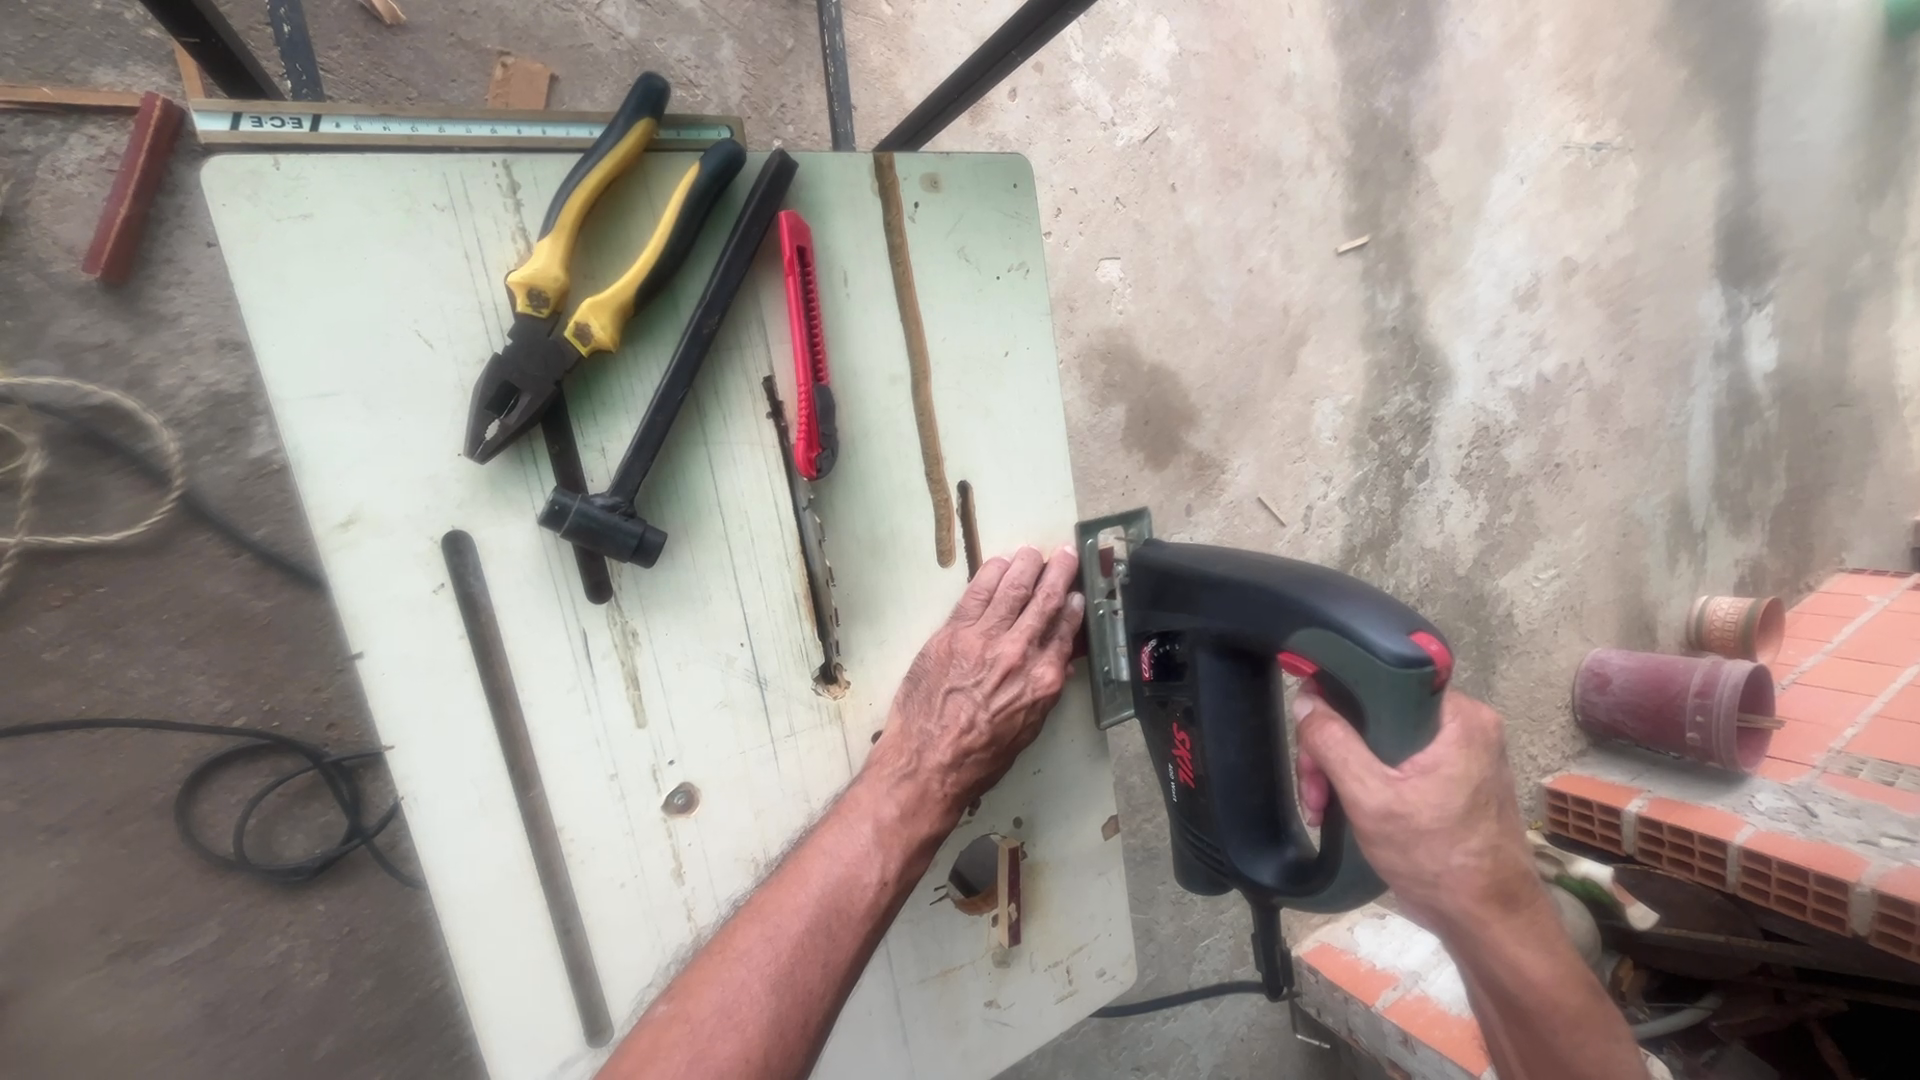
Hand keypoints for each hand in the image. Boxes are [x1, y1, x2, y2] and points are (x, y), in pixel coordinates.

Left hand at [865, 545, 1084, 824]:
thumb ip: (1043, 692)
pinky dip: (991, 575)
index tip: (1077, 594)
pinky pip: (976, 594)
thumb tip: (1056, 664)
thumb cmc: (979, 757)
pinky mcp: (952, 634)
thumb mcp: (1027, 730)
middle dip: (1058, 573)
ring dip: (1026, 565)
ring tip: (1033, 552)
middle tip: (1066, 554)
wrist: (928, 762)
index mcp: (1043, 681)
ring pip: (1012, 590)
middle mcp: (1019, 653)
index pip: (1064, 632)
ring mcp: (984, 639)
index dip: (1072, 608)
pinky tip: (1000, 564)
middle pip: (1044, 602)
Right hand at [1293, 689, 1538, 934]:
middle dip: (1331, 750)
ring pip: (1374, 738)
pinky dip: (1362, 781)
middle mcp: (1461, 724)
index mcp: (1457, 716)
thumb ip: (1332, 742)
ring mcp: (1457, 752)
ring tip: (1322, 806)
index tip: (1311, 733)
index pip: (1379, 678)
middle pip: (1370, 712)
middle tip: (1315, 788)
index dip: (1334, 699)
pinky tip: (1341, 809)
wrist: (1488, 924)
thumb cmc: (1438, 859)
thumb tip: (1304, 700)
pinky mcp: (1448, 776)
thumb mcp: (1371, 798)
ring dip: (1339, 770)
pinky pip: (1390, 760)